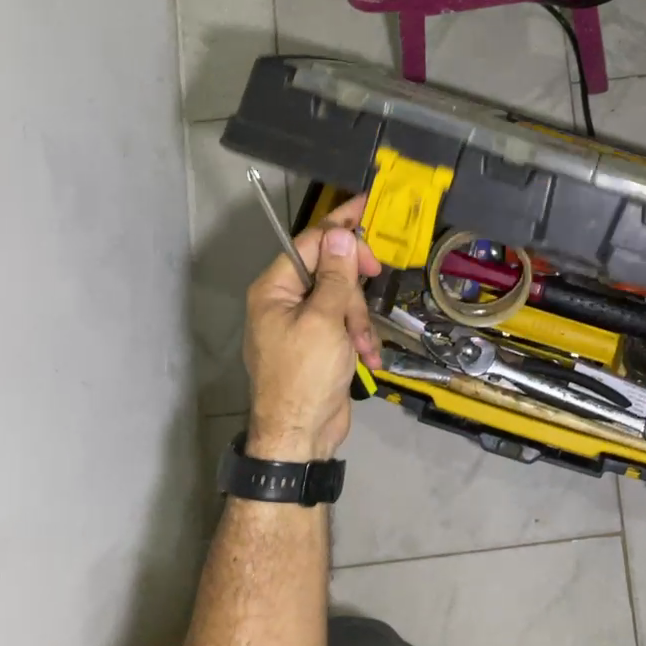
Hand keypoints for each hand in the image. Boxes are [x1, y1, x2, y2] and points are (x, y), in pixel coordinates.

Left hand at [243, 195, 384, 461]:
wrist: (299, 436)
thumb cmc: (305, 375)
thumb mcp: (324, 321)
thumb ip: (336, 277)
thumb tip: (341, 235)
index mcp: (275, 289)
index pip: (311, 243)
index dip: (341, 227)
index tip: (369, 209)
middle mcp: (286, 301)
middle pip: (332, 271)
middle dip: (354, 290)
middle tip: (370, 294)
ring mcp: (303, 324)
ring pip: (344, 300)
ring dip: (359, 322)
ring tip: (362, 347)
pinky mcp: (320, 346)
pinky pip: (345, 327)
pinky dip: (359, 340)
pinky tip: (367, 358)